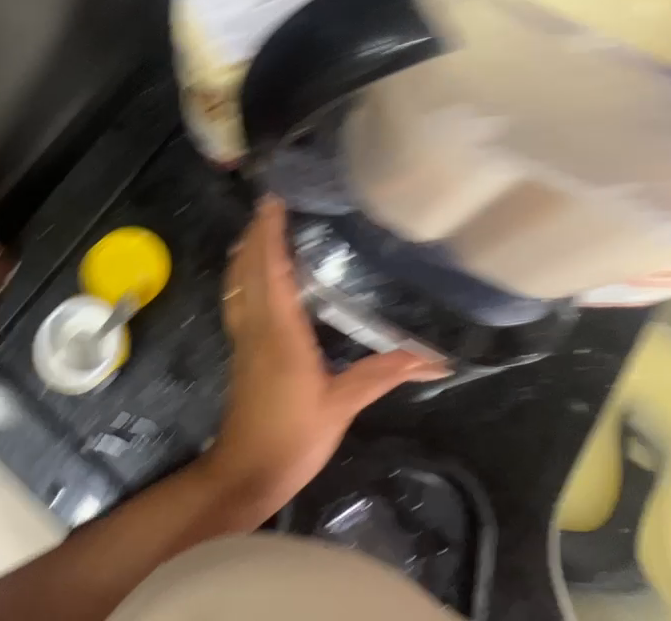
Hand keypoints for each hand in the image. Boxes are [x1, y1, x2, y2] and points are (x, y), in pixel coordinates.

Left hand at [199, 197, 449, 515]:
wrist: (246, 470)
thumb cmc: (293, 437)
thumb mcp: (342, 405)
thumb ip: (382, 375)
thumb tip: (433, 358)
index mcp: (279, 330)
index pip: (271, 268)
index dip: (270, 232)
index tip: (274, 200)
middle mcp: (255, 325)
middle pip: (247, 267)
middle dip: (255, 232)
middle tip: (270, 203)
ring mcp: (242, 337)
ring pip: (237, 281)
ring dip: (245, 251)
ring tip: (259, 228)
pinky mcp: (239, 350)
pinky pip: (237, 298)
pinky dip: (242, 275)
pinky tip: (252, 276)